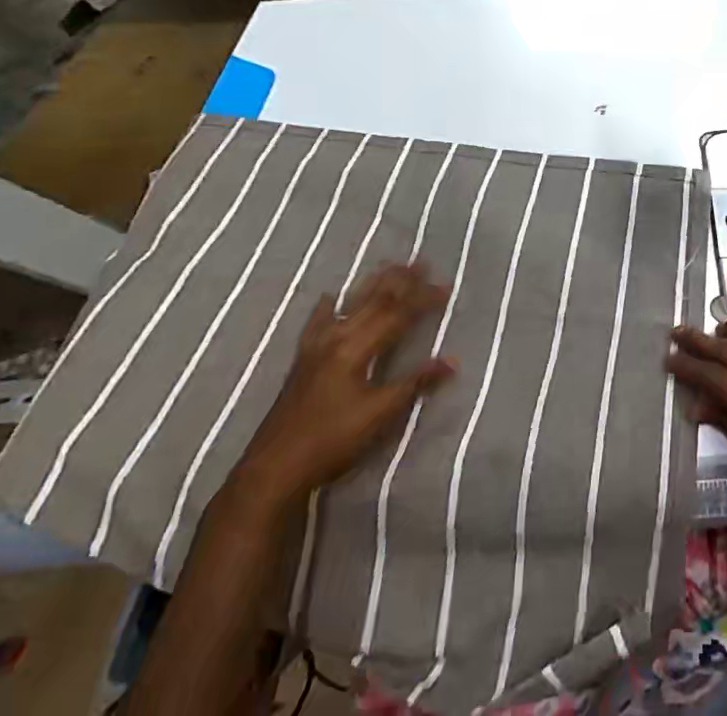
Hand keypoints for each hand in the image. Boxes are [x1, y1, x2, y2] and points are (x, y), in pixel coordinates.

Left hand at [245, 262, 455, 490]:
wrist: (275, 466)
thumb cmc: (333, 440)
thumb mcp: (380, 414)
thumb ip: (415, 383)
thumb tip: (451, 361)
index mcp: (356, 348)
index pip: (397, 315)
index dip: (423, 299)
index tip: (447, 286)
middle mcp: (336, 338)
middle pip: (373, 301)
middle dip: (400, 282)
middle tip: (421, 261)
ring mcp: (316, 347)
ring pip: (349, 305)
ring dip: (372, 285)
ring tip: (388, 266)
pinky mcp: (304, 360)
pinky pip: (318, 322)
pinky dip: (327, 307)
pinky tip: (329, 296)